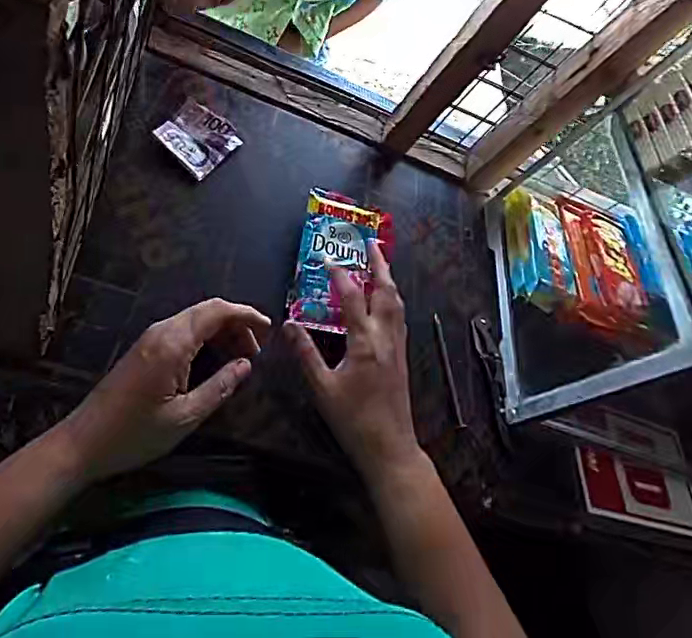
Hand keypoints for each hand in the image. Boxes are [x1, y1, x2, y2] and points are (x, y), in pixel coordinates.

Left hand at [55, 298, 270, 481]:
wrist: (84, 442)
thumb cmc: (135, 434)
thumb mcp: (185, 417)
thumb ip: (219, 387)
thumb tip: (245, 365)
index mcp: (173, 342)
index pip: (217, 311)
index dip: (246, 314)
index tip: (269, 329)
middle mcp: (162, 330)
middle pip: (208, 310)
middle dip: (237, 324)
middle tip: (257, 352)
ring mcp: (151, 337)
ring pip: (195, 319)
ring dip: (221, 331)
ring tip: (240, 359)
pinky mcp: (145, 348)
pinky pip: (182, 330)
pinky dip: (205, 337)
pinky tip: (214, 360)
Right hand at [286, 244, 420, 473]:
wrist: (390, 449)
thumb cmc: (354, 420)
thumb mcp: (322, 388)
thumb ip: (306, 354)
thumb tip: (289, 325)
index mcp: (365, 343)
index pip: (352, 297)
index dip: (340, 274)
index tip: (328, 257)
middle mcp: (385, 338)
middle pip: (386, 291)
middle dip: (378, 264)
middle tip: (370, 242)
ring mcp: (397, 346)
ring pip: (397, 303)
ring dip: (388, 279)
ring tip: (379, 262)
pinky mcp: (402, 356)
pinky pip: (400, 317)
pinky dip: (392, 299)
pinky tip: (387, 300)